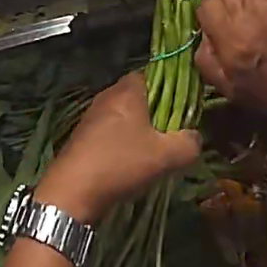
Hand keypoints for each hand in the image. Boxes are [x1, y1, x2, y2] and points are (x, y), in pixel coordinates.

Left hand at [34, 71, 199, 222]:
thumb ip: (189, 143)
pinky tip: (132, 163)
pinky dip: (125, 142)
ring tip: (156, 151)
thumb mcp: (165, 156)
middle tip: (175, 133)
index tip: (187, 108)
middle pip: (142, 95)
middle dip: (160, 112)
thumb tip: (196, 136)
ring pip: (127, 114)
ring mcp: (94, 114)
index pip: (156, 74)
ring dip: (142, 130)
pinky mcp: (84, 134)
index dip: (174, 88)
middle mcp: (109, 94)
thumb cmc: (120, 163)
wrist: (71, 191)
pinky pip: (113, 130)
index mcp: (128, 89)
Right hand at [195, 0, 266, 126]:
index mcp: (232, 41)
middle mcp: (249, 16)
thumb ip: (205, 59)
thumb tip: (202, 35)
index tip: (216, 28)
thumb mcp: (229, 89)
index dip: (208, 17)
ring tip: (248, 12)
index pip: (206, 6)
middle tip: (232, 20)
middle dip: (223, 2)